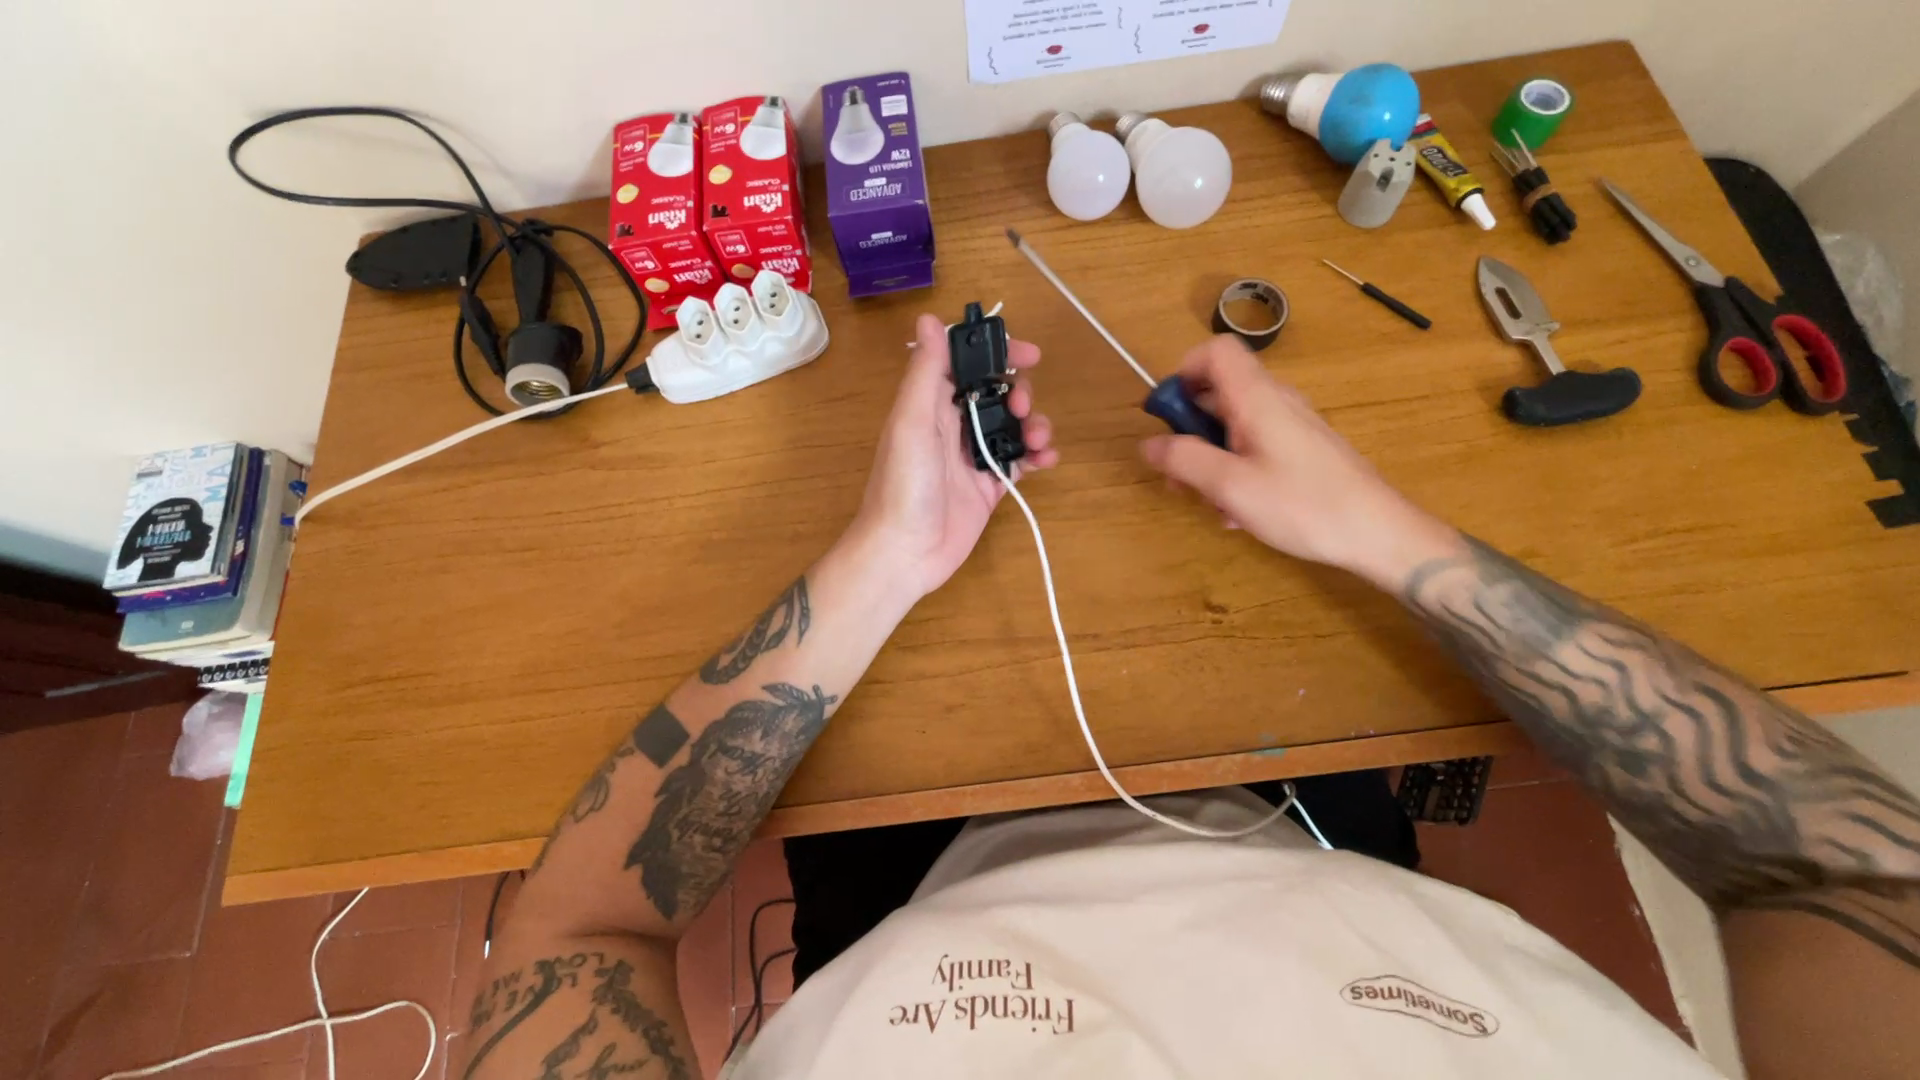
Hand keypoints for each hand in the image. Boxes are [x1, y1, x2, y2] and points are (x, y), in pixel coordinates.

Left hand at [849, 313, 1058, 599]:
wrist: (905, 552)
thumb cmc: (903, 484)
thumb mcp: (912, 422)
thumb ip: (925, 373)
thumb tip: (929, 318)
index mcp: (929, 403)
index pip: (966, 363)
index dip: (996, 353)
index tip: (1028, 354)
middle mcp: (952, 425)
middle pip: (996, 392)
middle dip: (1020, 392)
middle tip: (1024, 408)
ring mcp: (972, 457)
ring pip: (1012, 425)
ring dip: (1034, 423)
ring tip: (1039, 438)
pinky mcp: (988, 486)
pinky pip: (1019, 461)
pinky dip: (1038, 455)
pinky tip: (1047, 459)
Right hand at [1138, 336, 1461, 587]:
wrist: (1377, 532)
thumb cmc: (1302, 505)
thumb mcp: (1230, 486)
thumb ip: (1184, 460)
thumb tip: (1148, 443)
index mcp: (1257, 398)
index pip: (1216, 351)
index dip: (1184, 372)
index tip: (1167, 414)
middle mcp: (1276, 402)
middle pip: (1219, 391)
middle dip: (1189, 428)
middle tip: (1177, 473)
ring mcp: (1292, 426)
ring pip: (1235, 424)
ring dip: (1211, 456)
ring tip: (1209, 501)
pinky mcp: (1303, 450)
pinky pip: (1255, 446)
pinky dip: (1236, 469)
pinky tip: (1238, 511)